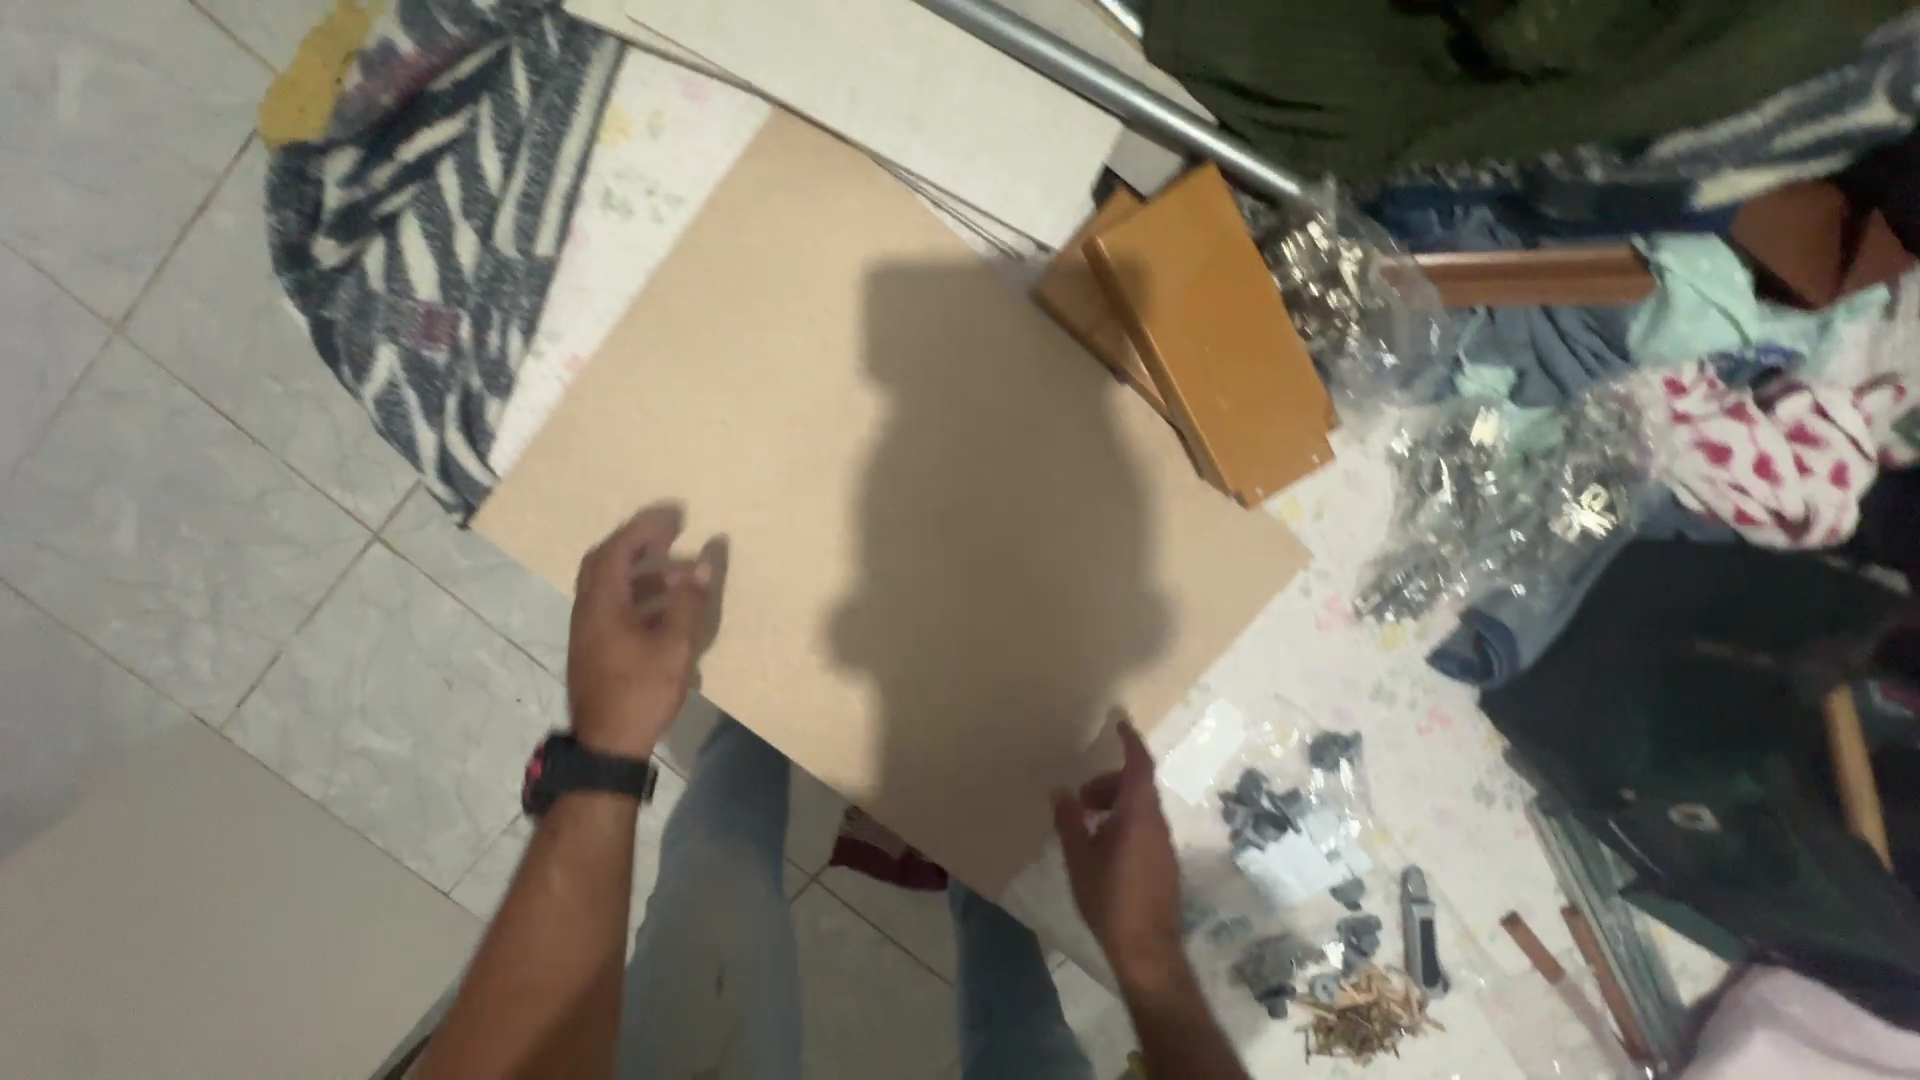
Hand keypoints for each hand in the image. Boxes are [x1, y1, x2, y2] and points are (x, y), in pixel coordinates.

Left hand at [566, 504, 715, 760]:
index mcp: (602, 605)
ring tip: (679, 572)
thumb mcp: (674, 646)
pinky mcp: (595, 647)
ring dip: (642, 570)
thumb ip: (689, 602)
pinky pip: (613, 605)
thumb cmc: (641, 692)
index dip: (644, 528)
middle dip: (638, 542)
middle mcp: (587, 611)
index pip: (617, 551)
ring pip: (610, 585)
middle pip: (605, 562)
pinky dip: (639, 594)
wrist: (607, 745)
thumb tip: (704, 562)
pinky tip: (666, 608)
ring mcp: (588, 630)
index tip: (675, 517)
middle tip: (671, 533)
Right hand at [1053, 717, 1185, 989]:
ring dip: (1114, 804)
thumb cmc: (1110, 900)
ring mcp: (1163, 845)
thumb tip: (1061, 791)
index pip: (1139, 767)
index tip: (1120, 723)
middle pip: (1137, 786)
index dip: (1130, 743)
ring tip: (1086, 824)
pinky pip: (1143, 827)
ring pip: (1140, 808)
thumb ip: (1070, 821)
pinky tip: (1101, 846)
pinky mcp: (1163, 864)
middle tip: (1080, 798)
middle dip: (1109, 782)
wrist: (1148, 951)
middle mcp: (1157, 824)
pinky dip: (1123, 822)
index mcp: (1139, 816)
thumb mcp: (1079, 858)